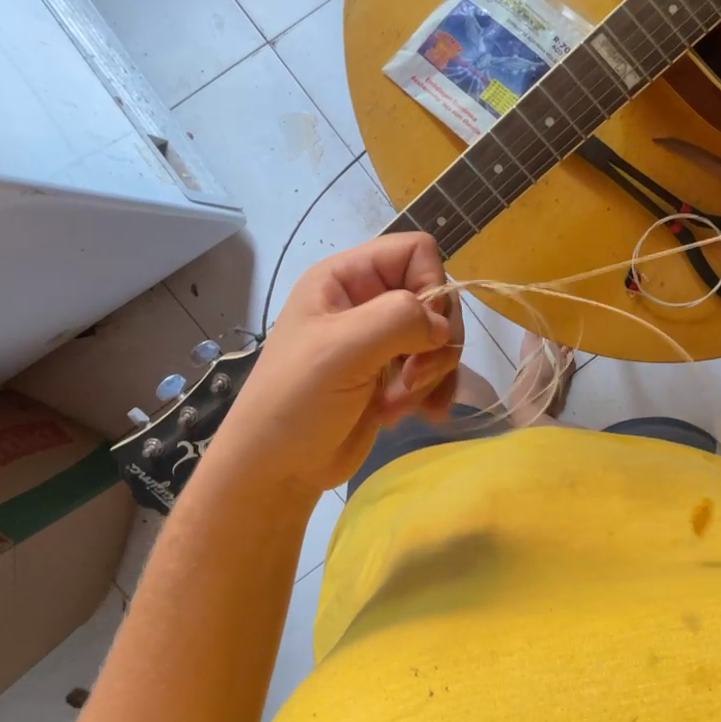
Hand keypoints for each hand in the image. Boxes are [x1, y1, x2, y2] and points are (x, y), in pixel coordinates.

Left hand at [217, 233, 462, 495]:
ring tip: (401, 404)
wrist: (278, 470)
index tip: (425, 329)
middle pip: (436, 297)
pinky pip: (438, 369)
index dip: (431, 285)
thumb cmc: (296, 402)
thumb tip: (442, 327)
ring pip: (442, 337)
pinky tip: (423, 414)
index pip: (415, 251)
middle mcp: (368, 302)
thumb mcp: (341, 349)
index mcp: (346, 278)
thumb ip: (398, 319)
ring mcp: (383, 341)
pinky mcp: (395, 376)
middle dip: (434, 341)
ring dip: (433, 373)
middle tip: (412, 377)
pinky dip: (437, 391)